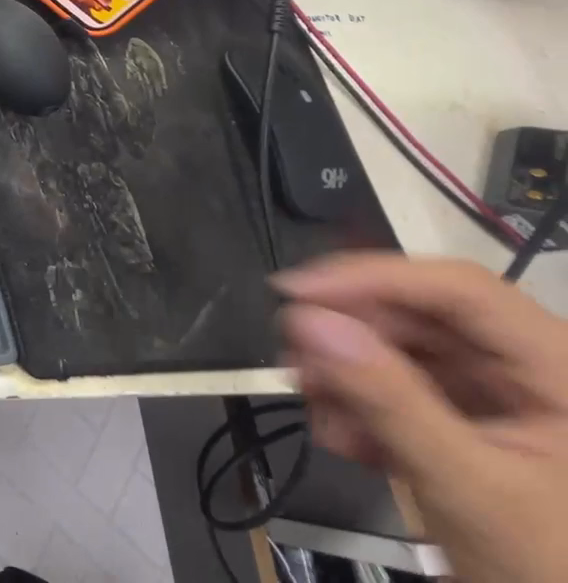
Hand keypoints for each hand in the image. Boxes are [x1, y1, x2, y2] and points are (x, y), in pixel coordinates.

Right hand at [274, 254, 567, 582]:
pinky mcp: (475, 422)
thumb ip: (389, 401)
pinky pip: (400, 389)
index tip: (291, 294)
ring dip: (345, 378)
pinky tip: (349, 441)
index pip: (460, 290)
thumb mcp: (467, 485)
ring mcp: (506, 399)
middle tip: (293, 365)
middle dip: (347, 341)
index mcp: (564, 373)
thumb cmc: (545, 562)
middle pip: (420, 319)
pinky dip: (360, 406)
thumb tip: (305, 321)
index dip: (372, 278)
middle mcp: (537, 371)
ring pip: (400, 352)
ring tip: (323, 419)